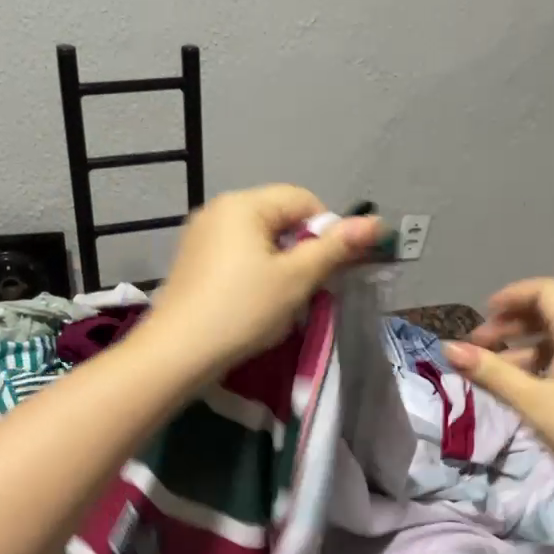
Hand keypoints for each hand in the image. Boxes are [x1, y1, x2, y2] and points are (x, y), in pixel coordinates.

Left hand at [143, 184, 382, 370]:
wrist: (177, 354)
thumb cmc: (242, 311)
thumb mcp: (296, 279)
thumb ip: (335, 248)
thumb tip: (376, 222)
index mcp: (243, 203)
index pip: (303, 200)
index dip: (326, 231)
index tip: (328, 270)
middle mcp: (218, 209)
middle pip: (279, 218)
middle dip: (300, 251)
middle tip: (306, 290)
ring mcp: (199, 236)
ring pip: (258, 241)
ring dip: (278, 267)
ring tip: (278, 303)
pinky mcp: (191, 263)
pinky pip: (235, 257)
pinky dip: (253, 275)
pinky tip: (251, 306)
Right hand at [443, 278, 553, 494]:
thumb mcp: (533, 401)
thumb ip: (492, 372)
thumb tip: (449, 349)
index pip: (546, 290)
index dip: (511, 295)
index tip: (483, 315)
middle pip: (550, 312)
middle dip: (511, 324)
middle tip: (480, 346)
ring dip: (524, 345)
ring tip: (496, 371)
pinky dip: (542, 361)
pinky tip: (526, 387)